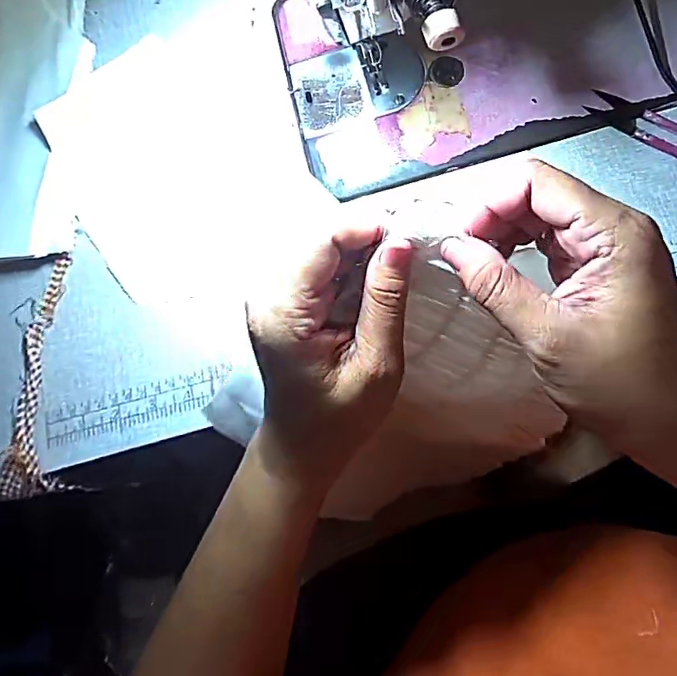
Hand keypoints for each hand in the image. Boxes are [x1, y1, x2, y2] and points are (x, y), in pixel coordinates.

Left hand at [245, 222, 413, 494]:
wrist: (300, 447)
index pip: (321, 244)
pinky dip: (349, 267)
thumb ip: (385, 302)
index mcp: (283, 312)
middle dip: (365, 236)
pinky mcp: (283, 300)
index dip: (363, 228)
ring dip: (360, 250)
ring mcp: (272, 295)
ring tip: (397, 258)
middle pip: (319, 241)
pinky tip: (375, 276)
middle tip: (408, 244)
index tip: (403, 233)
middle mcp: (268, 294)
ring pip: (321, 250)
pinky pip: (319, 268)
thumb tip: (400, 244)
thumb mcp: (375, 365)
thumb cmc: (338, 420)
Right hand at [438, 159, 676, 456]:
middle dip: (494, 215)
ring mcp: (610, 243)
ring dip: (502, 231)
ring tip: (477, 262)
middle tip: (465, 252)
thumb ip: (495, 286)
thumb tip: (452, 248)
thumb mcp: (549, 337)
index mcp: (614, 232)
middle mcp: (615, 226)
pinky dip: (518, 246)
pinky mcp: (601, 262)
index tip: (465, 238)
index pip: (538, 182)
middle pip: (538, 191)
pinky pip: (549, 236)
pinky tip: (498, 268)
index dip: (493, 202)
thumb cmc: (625, 387)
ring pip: (540, 211)